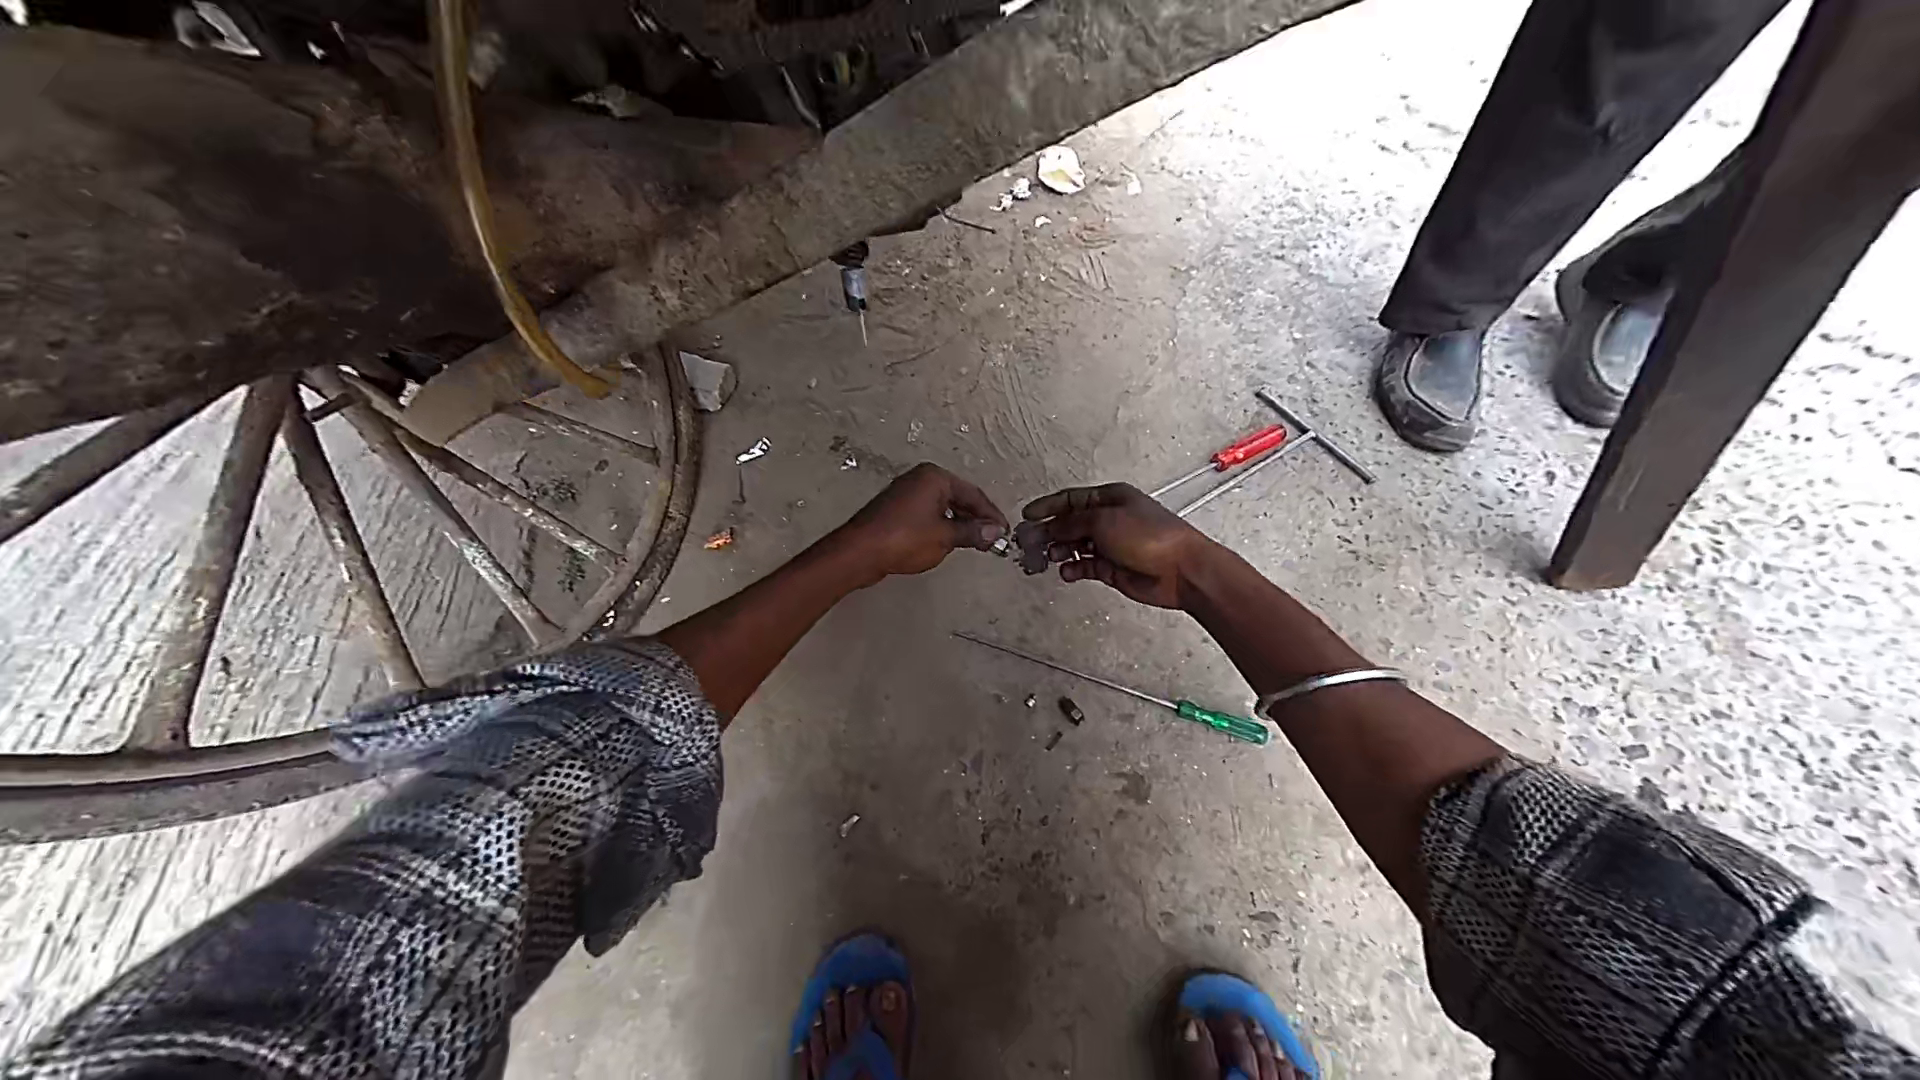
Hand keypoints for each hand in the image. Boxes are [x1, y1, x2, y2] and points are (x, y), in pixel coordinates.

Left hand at [834, 463, 1009, 581]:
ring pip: (943, 506)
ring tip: (973, 542)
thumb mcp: (945, 537)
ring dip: (959, 523)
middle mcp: (920, 479)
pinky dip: (942, 526)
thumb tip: (993, 532)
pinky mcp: (896, 509)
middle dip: (975, 519)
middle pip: (958, 498)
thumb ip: (972, 532)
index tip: (1003, 532)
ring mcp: (906, 493)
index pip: (974, 494)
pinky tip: (947, 541)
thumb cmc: (902, 539)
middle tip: (991, 539)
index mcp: (935, 477)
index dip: (991, 515)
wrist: (860, 552)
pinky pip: (928, 514)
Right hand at [1019, 483, 1216, 608]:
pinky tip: (1066, 572)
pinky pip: (1083, 566)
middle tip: (1029, 542)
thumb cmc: (1152, 537)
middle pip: (1068, 523)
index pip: (1069, 499)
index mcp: (1109, 498)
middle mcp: (1109, 519)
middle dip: (1048, 532)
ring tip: (1045, 558)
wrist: (1180, 570)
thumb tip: (1050, 527)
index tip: (1027, 516)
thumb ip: (1071, 523)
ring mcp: (1110, 544)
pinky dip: (1072, 569)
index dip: (1046, 507)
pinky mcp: (1111, 567)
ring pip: (1073, 546)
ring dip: (1058, 551)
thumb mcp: (1103, 521)